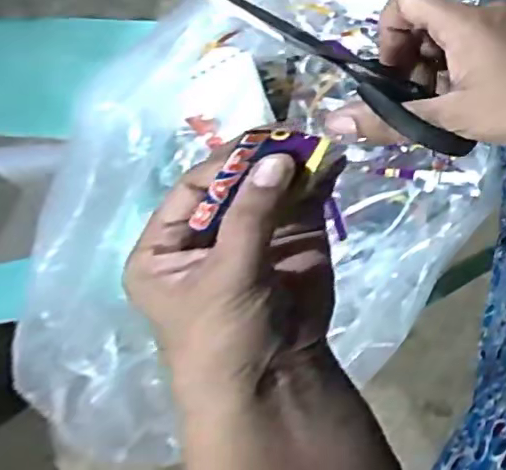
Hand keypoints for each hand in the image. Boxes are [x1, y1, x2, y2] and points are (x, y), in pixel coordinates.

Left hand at [123, 146, 342, 400]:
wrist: (273, 375)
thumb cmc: (222, 334)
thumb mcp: (227, 274)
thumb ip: (251, 214)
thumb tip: (279, 157)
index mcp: (169, 245)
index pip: (195, 187)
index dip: (228, 162)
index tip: (264, 140)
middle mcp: (213, 229)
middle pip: (240, 178)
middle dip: (268, 156)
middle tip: (298, 131)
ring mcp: (259, 228)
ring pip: (277, 181)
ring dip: (299, 159)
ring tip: (322, 140)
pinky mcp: (298, 231)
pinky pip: (308, 194)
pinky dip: (322, 174)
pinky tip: (336, 158)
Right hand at [322, 0, 505, 145]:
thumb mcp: (452, 116)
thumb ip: (393, 118)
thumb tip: (334, 121)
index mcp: (462, 20)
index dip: (389, 29)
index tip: (396, 71)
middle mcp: (481, 11)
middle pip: (426, 17)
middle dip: (411, 57)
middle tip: (420, 98)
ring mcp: (502, 20)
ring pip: (449, 32)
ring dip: (435, 65)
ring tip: (447, 104)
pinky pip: (473, 39)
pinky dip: (460, 64)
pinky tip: (472, 98)